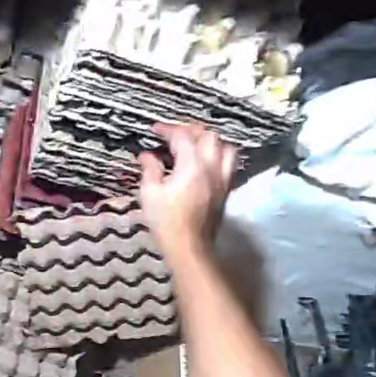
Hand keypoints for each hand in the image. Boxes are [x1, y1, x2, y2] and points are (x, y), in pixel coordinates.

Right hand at [137, 122, 237, 260]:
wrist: (189, 247)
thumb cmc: (166, 221)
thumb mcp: (149, 193)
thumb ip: (150, 169)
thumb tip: (147, 155)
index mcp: (192, 164)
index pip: (182, 136)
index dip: (167, 129)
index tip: (154, 130)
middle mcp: (212, 167)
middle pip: (208, 136)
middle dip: (190, 131)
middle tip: (174, 136)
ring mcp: (223, 178)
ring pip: (225, 148)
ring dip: (210, 142)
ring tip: (195, 146)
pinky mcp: (226, 190)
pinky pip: (229, 164)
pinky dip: (218, 156)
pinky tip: (205, 164)